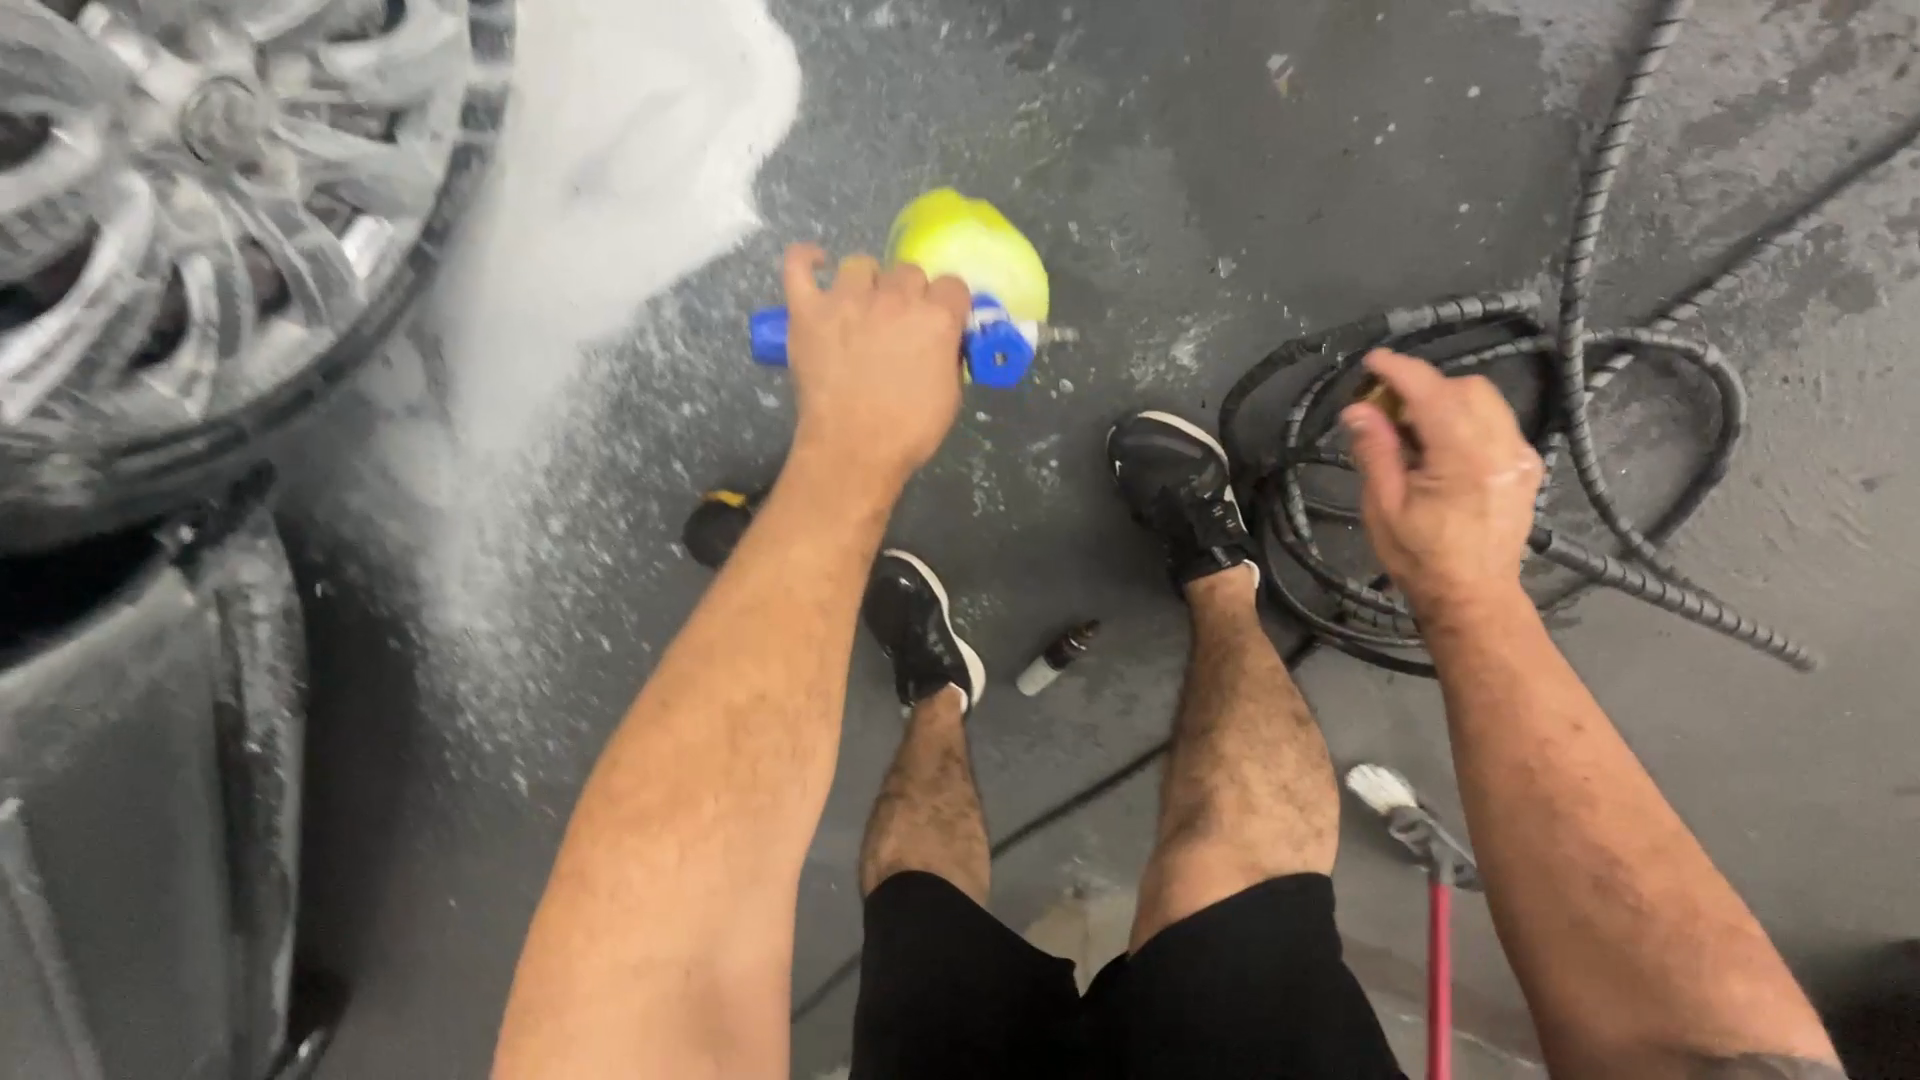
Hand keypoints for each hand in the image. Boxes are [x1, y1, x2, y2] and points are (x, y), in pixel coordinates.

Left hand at [781, 244, 971, 491]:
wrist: (853, 450)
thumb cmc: (908, 432)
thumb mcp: (950, 395)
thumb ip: (949, 356)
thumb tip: (943, 342)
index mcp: (936, 318)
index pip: (952, 285)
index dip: (947, 304)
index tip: (942, 321)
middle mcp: (894, 298)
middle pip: (908, 271)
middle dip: (909, 294)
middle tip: (899, 324)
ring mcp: (846, 299)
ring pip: (860, 265)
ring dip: (867, 283)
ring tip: (861, 309)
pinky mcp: (807, 310)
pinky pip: (798, 265)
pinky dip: (806, 260)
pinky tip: (816, 265)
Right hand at [1342, 349, 1543, 620]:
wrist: (1472, 596)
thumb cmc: (1420, 558)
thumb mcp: (1384, 506)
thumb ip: (1375, 451)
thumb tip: (1357, 409)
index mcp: (1465, 460)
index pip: (1433, 395)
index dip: (1400, 372)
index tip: (1372, 362)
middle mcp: (1503, 449)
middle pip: (1466, 389)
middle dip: (1423, 388)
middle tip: (1385, 410)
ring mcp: (1521, 456)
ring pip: (1484, 401)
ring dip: (1443, 402)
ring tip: (1408, 430)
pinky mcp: (1524, 466)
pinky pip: (1494, 422)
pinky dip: (1462, 419)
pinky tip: (1436, 447)